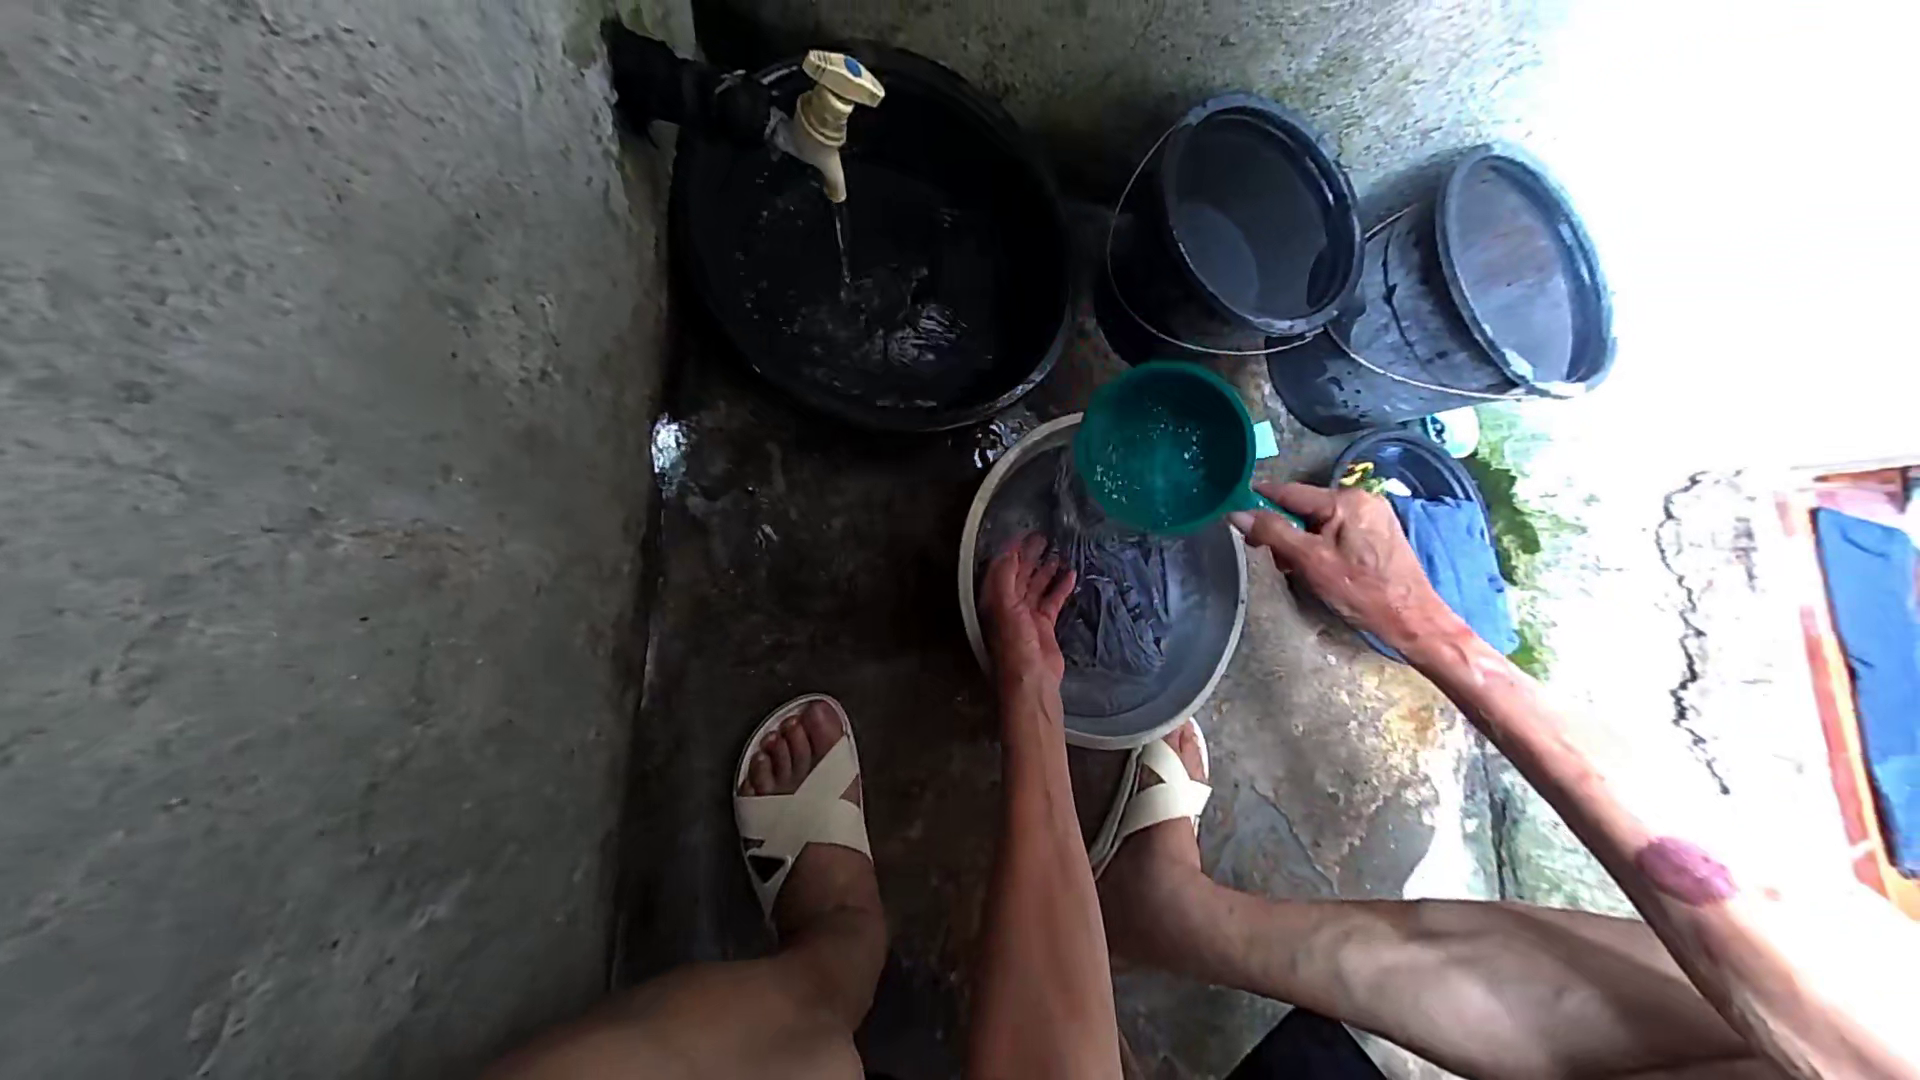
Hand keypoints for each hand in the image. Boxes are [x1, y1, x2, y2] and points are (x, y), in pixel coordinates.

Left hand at [982, 533, 1075, 699]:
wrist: (1031, 677)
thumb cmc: (1014, 642)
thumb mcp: (1004, 605)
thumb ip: (1005, 577)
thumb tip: (1009, 553)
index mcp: (994, 599)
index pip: (1001, 569)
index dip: (1010, 551)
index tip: (1023, 533)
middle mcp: (1008, 605)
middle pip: (1019, 574)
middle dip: (1029, 556)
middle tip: (1044, 537)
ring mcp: (1027, 615)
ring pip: (1036, 585)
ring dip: (1046, 569)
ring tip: (1059, 551)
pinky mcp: (1044, 625)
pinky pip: (1052, 600)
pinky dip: (1060, 587)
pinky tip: (1071, 574)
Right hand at [1227, 481, 1460, 654]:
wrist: (1411, 619)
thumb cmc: (1360, 590)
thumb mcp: (1309, 560)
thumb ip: (1272, 532)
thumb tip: (1237, 514)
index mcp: (1344, 500)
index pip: (1288, 492)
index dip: (1258, 502)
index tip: (1235, 516)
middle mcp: (1361, 498)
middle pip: (1302, 506)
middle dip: (1281, 528)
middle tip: (1273, 557)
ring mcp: (1372, 513)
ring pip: (1316, 519)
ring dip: (1298, 539)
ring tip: (1297, 567)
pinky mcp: (1377, 530)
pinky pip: (1334, 528)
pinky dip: (1317, 543)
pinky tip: (1317, 564)